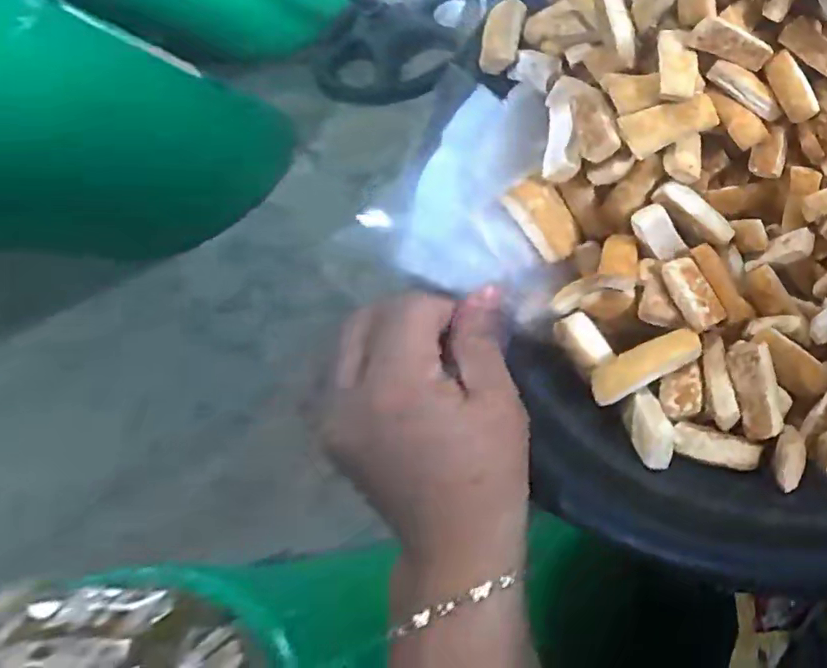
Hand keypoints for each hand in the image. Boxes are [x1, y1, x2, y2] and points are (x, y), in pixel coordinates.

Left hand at [322, 289, 529, 574]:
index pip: (408, 309)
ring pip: (345, 340)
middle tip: (454, 334)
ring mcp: (329, 417)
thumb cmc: (490, 462)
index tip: (478, 329)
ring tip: (431, 354)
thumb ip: (480, 340)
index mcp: (394, 386)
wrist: (453, 535)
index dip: (449, 306)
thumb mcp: (497, 396)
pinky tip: (405, 375)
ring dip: (388, 330)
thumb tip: (483, 291)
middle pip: (366, 317)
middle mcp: (346, 396)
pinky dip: (370, 355)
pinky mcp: (329, 431)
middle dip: (414, 311)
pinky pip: (338, 370)